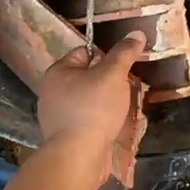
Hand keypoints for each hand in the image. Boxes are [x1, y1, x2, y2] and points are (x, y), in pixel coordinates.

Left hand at [36, 32, 146, 166]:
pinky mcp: (65, 136)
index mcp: (58, 72)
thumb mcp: (113, 74)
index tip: (124, 68)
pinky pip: (87, 120)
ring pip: (89, 100)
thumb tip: (137, 33)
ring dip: (108, 103)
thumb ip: (124, 53)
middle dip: (110, 82)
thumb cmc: (93, 109)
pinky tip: (114, 126)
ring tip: (125, 109)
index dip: (107, 57)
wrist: (78, 156)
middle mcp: (52, 92)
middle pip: (88, 77)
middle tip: (129, 88)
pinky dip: (101, 121)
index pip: (85, 52)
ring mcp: (56, 116)